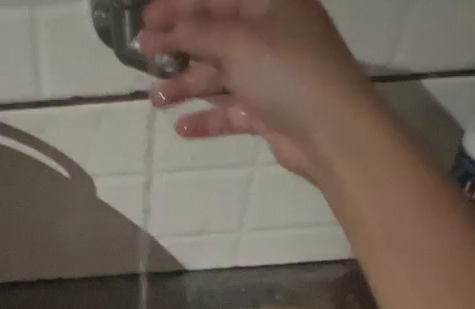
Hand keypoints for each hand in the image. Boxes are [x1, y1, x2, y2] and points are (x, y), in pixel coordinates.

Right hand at [139, 0, 381, 179]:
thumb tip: (160, 28)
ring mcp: (269, 73)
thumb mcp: (236, 42)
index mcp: (268, 1)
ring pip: (220, 74)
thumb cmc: (286, 69)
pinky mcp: (268, 110)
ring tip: (156, 99)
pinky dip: (207, 117)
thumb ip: (195, 32)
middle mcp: (269, 32)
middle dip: (179, 46)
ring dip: (186, 85)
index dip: (178, 7)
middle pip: (215, 34)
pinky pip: (230, 109)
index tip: (145, 21)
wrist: (331, 129)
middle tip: (143, 56)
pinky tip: (182, 127)